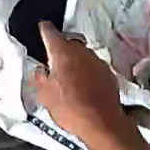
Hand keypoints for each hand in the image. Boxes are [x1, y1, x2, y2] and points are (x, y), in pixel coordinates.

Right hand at [34, 22, 132, 141]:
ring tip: (70, 75)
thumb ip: (40, 77)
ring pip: (83, 54)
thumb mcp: (44, 95)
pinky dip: (88, 70)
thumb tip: (41, 68)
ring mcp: (97, 61)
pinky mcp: (109, 73)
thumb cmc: (69, 107)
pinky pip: (94, 66)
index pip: (50, 32)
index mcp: (62, 52)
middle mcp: (81, 51)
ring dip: (76, 59)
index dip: (44, 29)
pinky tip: (85, 84)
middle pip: (69, 42)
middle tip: (54, 60)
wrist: (102, 123)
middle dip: (61, 47)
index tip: (42, 27)